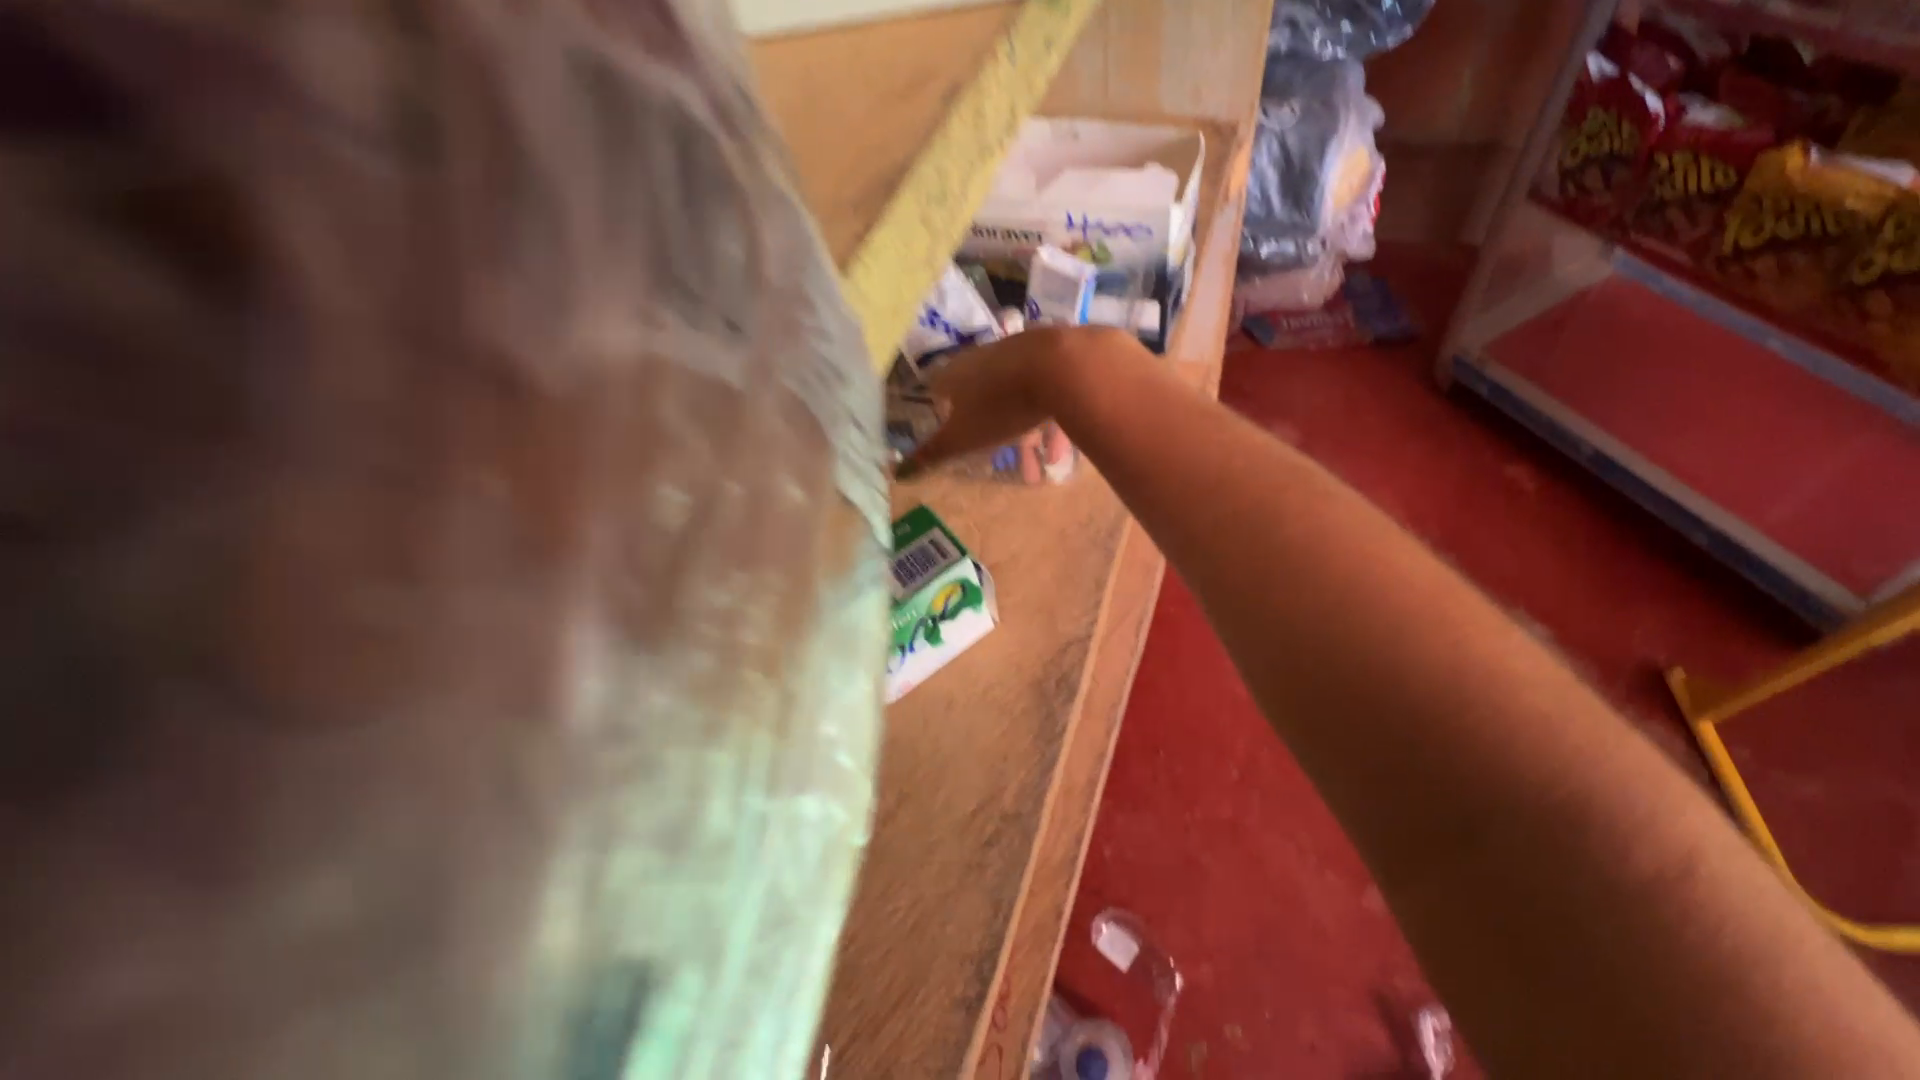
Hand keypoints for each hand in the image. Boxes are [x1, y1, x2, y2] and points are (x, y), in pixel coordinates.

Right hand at [896, 325, 1140, 477]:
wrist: (1060, 365)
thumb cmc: (1000, 405)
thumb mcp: (962, 438)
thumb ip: (931, 455)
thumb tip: (896, 474)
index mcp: (955, 373)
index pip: (938, 390)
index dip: (942, 414)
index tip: (950, 433)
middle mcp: (983, 356)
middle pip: (978, 393)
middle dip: (986, 425)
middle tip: (994, 453)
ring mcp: (1019, 351)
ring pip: (1015, 394)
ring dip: (1022, 429)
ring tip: (1037, 464)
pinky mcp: (1052, 354)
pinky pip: (1045, 393)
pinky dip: (1047, 420)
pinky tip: (1060, 449)